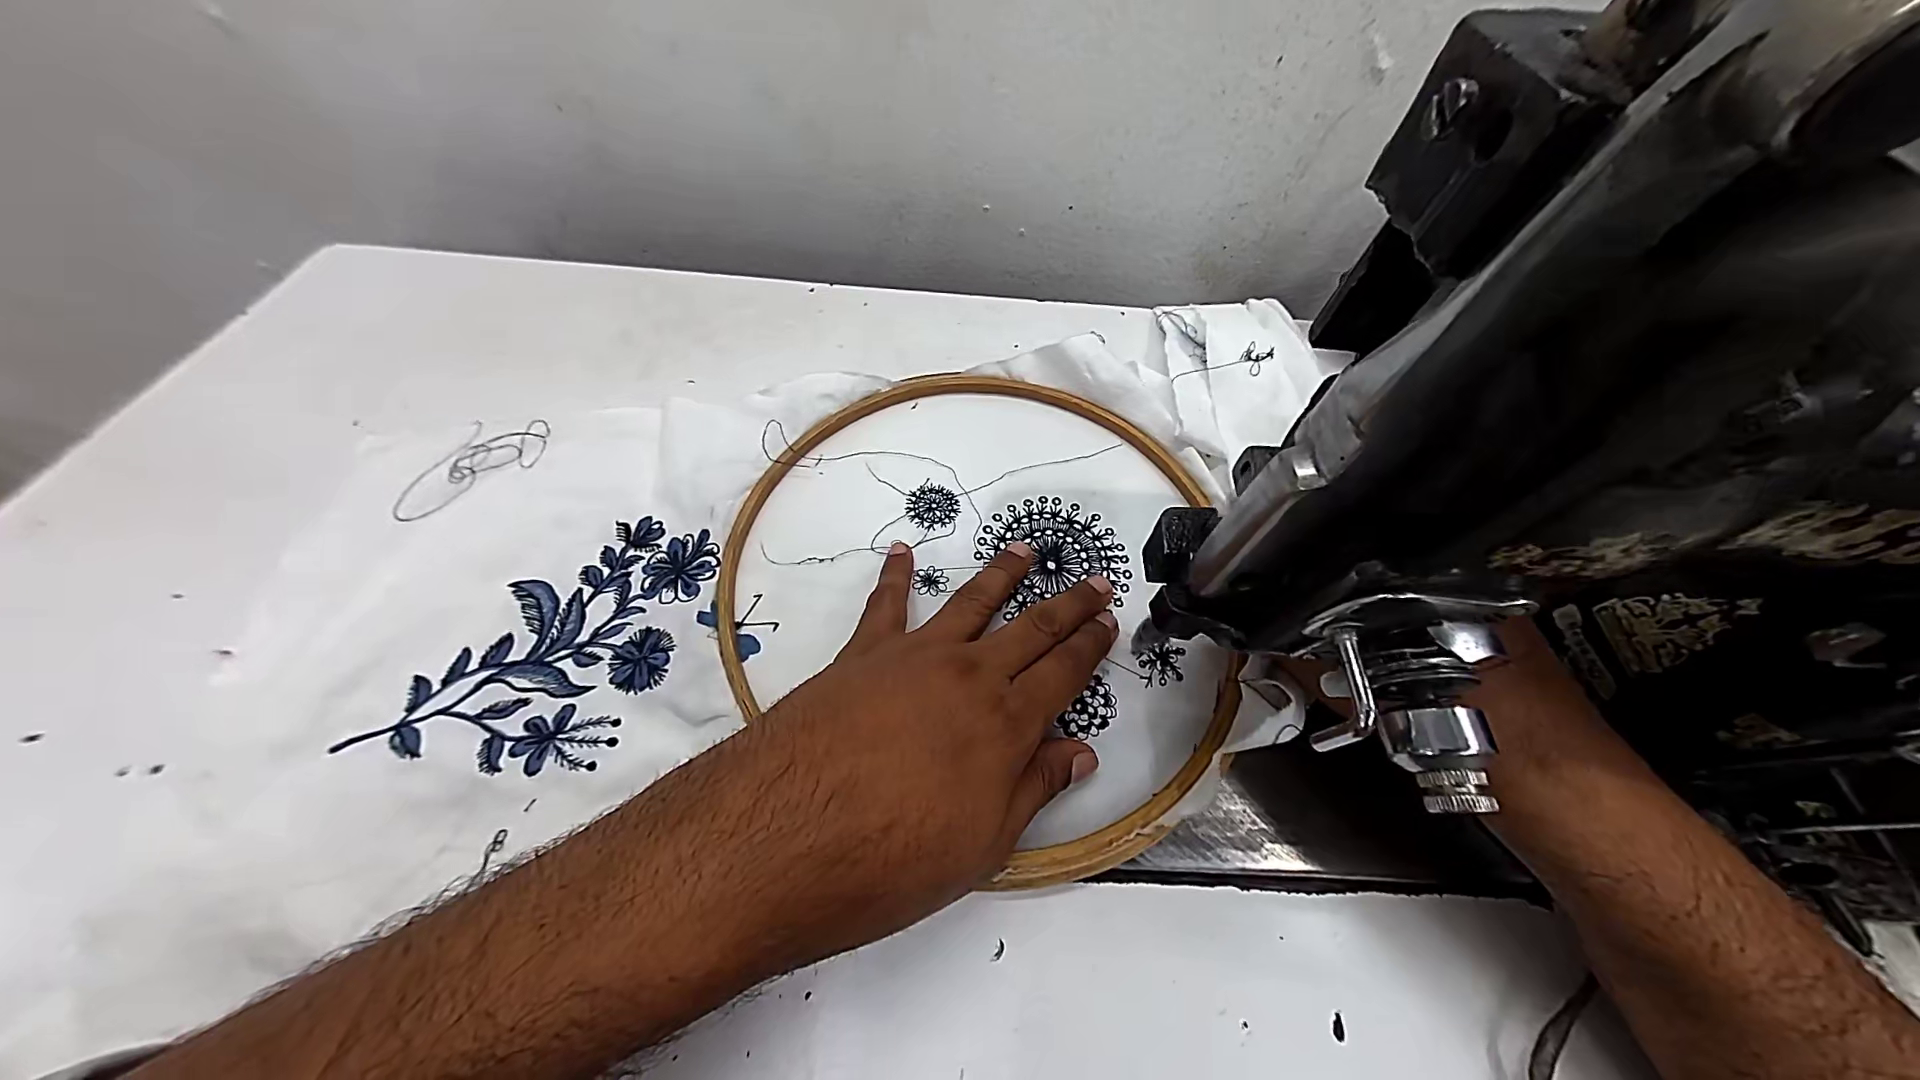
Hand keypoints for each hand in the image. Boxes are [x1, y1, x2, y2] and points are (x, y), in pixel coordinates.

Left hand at [688, 540, 1114, 976]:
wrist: (788, 834)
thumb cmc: (894, 857)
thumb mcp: (982, 843)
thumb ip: (1034, 788)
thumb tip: (1080, 752)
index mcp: (1005, 723)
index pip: (1064, 673)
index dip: (1089, 646)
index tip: (1107, 622)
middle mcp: (969, 676)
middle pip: (1032, 629)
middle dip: (1068, 604)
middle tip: (1093, 583)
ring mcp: (914, 657)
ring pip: (971, 602)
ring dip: (1002, 574)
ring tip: (1024, 550)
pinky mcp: (862, 653)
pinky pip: (885, 604)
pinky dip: (894, 575)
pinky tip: (902, 552)